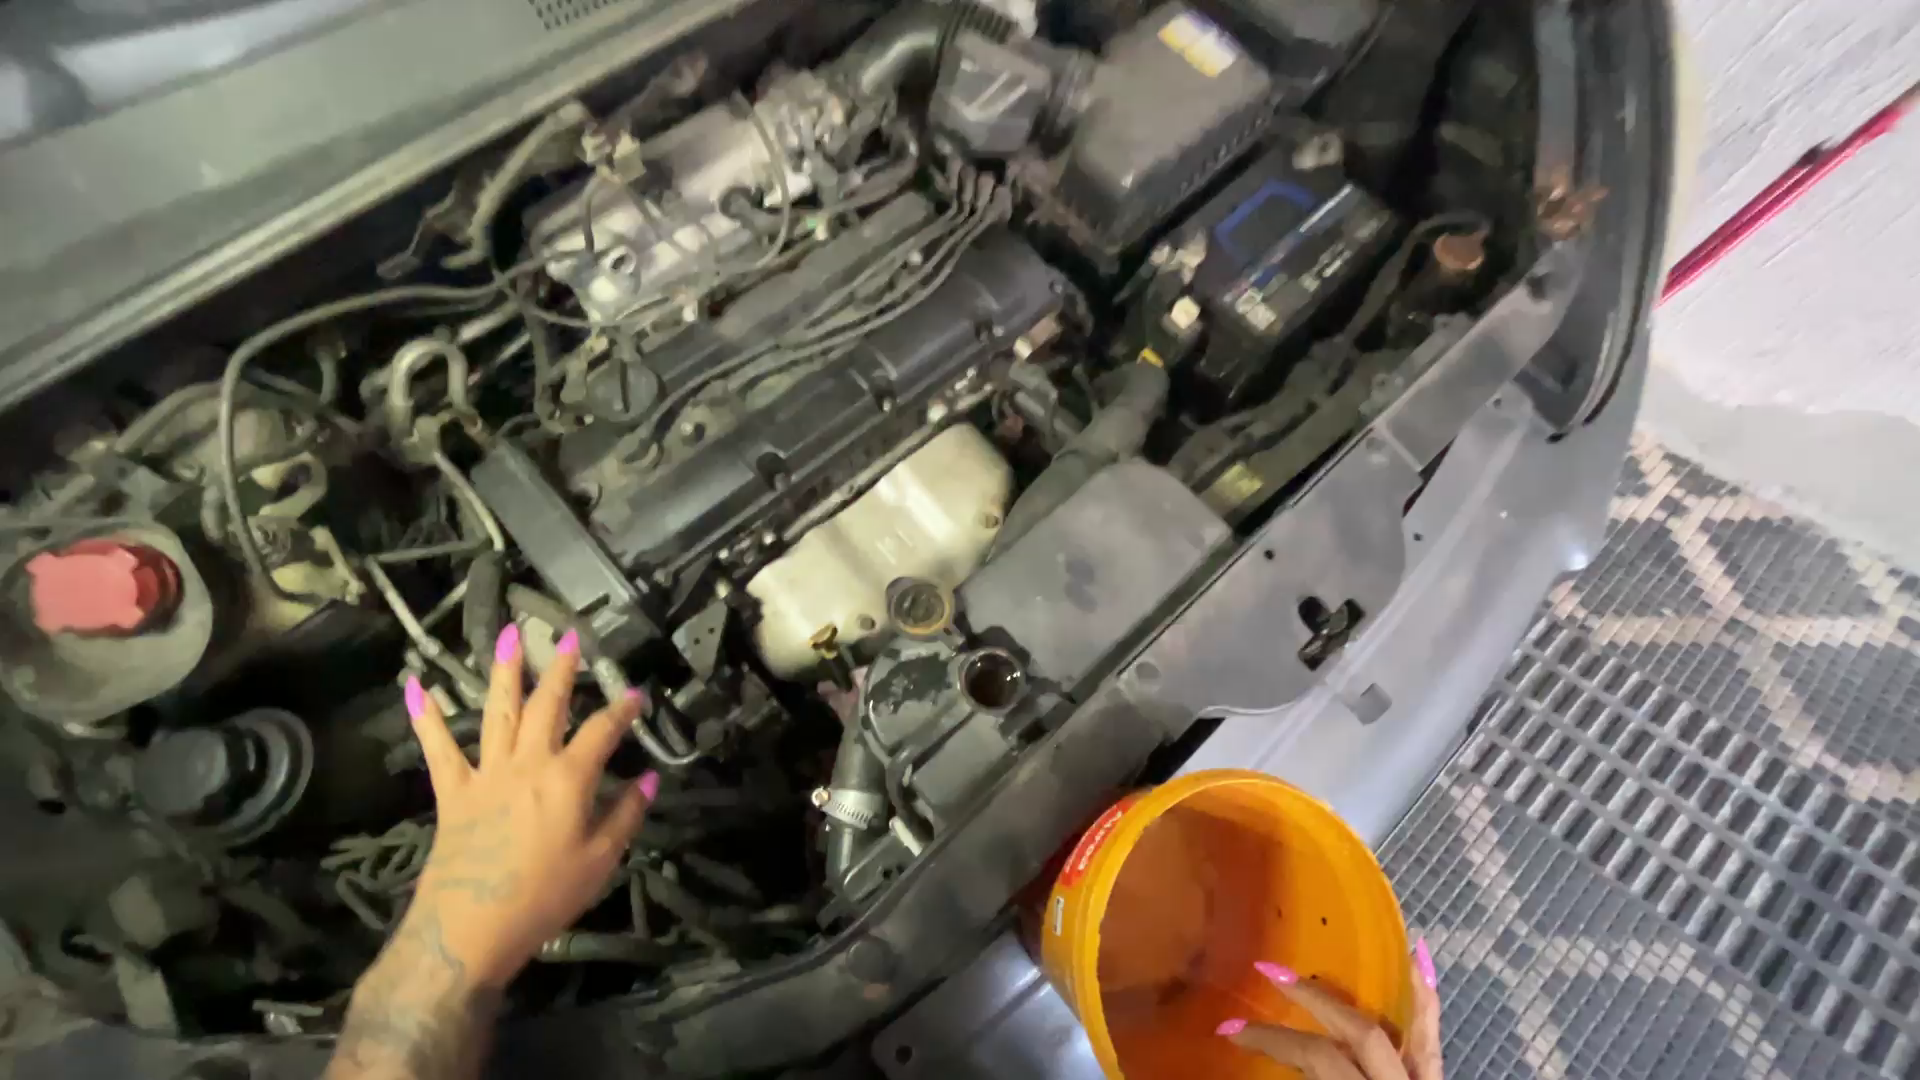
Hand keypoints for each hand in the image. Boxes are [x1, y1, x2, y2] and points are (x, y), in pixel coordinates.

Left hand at [400, 624, 658, 986]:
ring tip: (508, 636)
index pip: (603, 730)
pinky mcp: (452, 792)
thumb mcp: (601, 861)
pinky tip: (414, 687)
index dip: (623, 709)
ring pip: (497, 712)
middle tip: (570, 634)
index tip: (638, 694)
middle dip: (562, 667)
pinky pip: (439, 749)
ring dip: (504, 671)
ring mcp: (486, 774)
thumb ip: (627, 814)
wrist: (466, 934)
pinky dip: (426, 718)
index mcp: (569, 778)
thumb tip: (648, 778)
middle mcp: (528, 763)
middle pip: (547, 704)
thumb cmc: (544, 898)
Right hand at [1218, 938, 1442, 1079]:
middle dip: (1311, 998)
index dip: (1272, 1041)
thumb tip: (1275, 1067)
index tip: (1230, 1031)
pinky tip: (1422, 961)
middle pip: (1359, 1033)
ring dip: (1395, 986)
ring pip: (1412, 1030)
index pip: (1319, 1060)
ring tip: (1379, 945)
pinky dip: (1426, 1002)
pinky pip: (1432, 1040)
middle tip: (1267, 970)